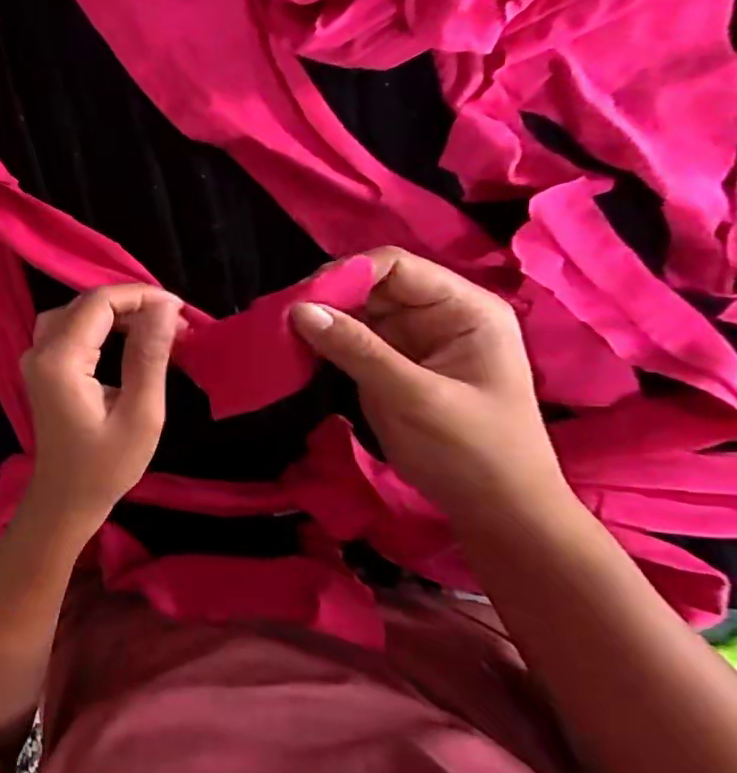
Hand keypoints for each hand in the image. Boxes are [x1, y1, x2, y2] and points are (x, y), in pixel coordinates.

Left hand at [20, 284, 182, 533]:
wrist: (64, 497)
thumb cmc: (105, 465)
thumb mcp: (141, 414)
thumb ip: (149, 356)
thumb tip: (164, 307)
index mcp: (58, 360)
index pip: (97, 304)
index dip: (139, 296)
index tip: (181, 309)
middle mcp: (37, 351)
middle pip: (82, 305)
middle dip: (130, 304)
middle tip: (175, 323)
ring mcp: (34, 358)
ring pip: (72, 314)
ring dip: (113, 313)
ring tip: (157, 328)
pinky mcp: (40, 367)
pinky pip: (66, 330)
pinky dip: (97, 326)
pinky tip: (127, 338)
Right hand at [289, 248, 573, 532]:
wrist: (494, 506)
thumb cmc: (472, 450)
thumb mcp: (414, 398)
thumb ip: (356, 350)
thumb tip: (297, 309)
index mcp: (465, 310)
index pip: (395, 267)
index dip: (345, 275)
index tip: (300, 302)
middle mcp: (437, 314)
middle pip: (366, 283)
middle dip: (322, 296)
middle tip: (279, 320)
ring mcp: (410, 336)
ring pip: (349, 307)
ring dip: (315, 317)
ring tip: (278, 333)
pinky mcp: (386, 358)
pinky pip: (344, 333)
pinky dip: (316, 337)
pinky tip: (293, 347)